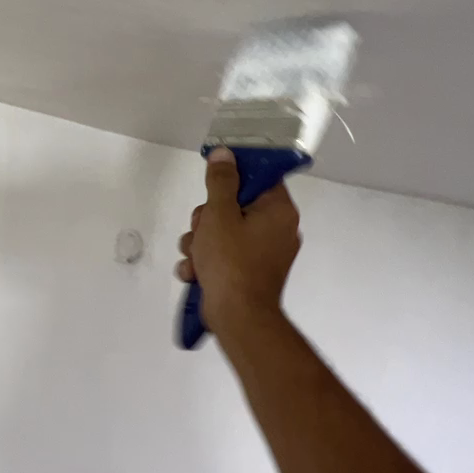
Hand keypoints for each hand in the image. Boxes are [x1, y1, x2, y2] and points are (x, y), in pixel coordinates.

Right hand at [175, 148, 301, 333]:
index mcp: (279, 211)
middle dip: (207, 218)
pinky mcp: (250, 273)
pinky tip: (194, 272)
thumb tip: (225, 154)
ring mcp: (264, 254)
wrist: (238, 318)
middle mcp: (277, 230)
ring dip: (200, 243)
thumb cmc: (231, 261)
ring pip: (223, 233)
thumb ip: (220, 182)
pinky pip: (224, 256)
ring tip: (194, 257)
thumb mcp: (219, 214)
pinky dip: (206, 262)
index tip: (211, 185)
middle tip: (200, 229)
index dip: (232, 177)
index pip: (259, 178)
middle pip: (235, 206)